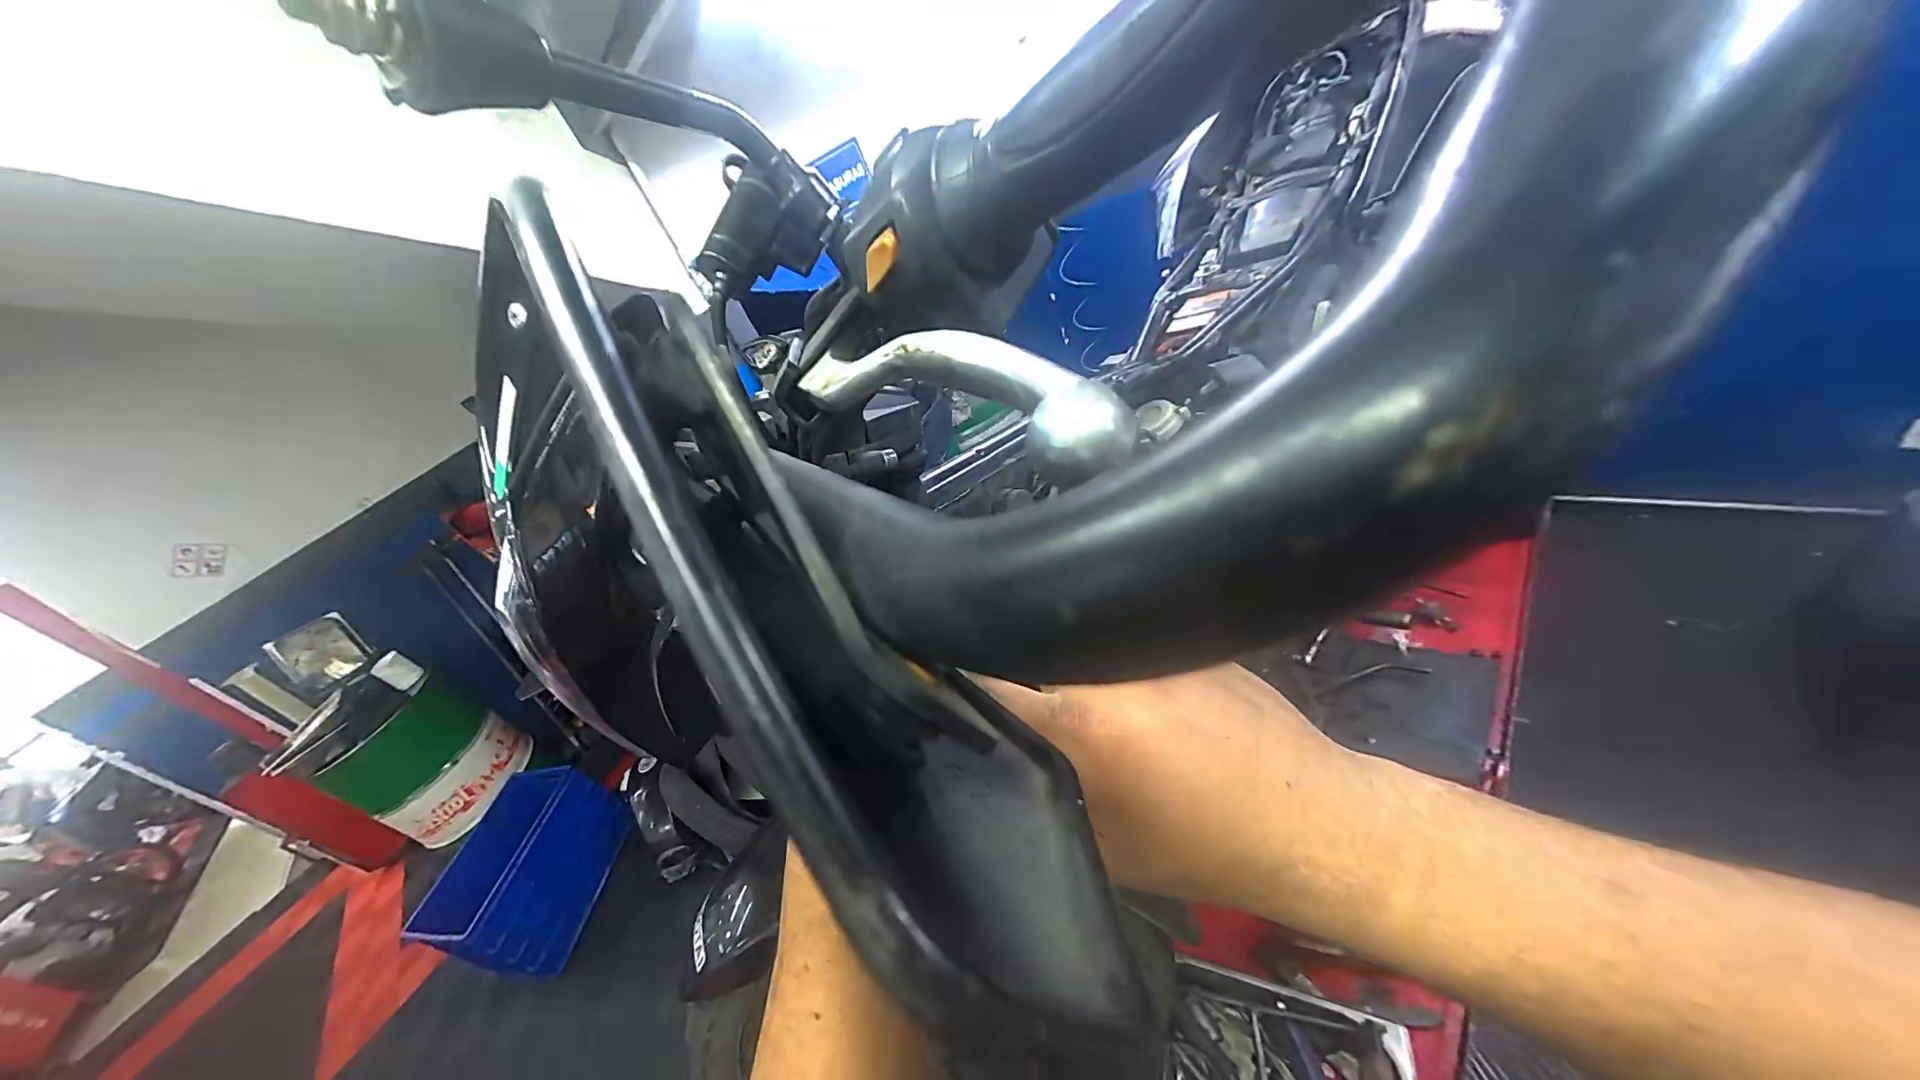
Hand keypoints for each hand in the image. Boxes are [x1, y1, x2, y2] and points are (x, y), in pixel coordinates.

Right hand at [982, 664, 1356, 905]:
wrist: (1309, 818)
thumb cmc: (1201, 847)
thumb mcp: (1100, 845)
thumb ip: (1035, 798)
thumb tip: (987, 765)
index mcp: (1083, 722)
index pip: (986, 681)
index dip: (952, 684)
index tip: (940, 691)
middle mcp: (1109, 666)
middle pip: (1022, 647)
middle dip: (1000, 668)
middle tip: (997, 694)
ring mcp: (1146, 640)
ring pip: (1066, 636)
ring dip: (1046, 657)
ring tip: (1050, 687)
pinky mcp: (1177, 630)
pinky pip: (1110, 633)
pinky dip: (1092, 651)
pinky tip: (1106, 680)